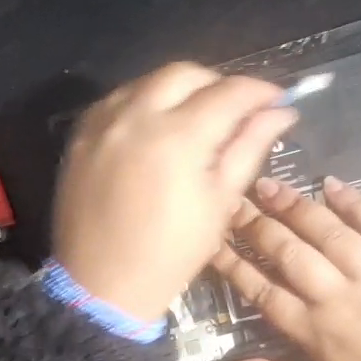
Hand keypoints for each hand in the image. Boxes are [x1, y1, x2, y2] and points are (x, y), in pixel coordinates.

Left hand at [51, 64, 296, 322]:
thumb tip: (279, 113)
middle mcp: (137, 116)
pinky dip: (144, 103)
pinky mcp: (81, 135)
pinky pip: (118, 100)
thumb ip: (248, 148)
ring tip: (197, 119)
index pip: (228, 92)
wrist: (102, 287)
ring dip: (179, 90)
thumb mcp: (220, 203)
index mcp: (178, 136)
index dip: (259, 91)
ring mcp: (103, 123)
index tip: (278, 99)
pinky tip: (156, 129)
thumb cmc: (171, 254)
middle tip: (236, 110)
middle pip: (185, 73)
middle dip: (217, 84)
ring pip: (148, 81)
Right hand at [213, 177, 360, 360]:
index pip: (264, 292)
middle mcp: (341, 296)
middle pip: (291, 253)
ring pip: (330, 232)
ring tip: (269, 185)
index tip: (212, 243)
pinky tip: (332, 184)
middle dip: (257, 226)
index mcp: (317, 333)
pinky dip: (357, 203)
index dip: (235, 266)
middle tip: (233, 202)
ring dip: (297, 206)